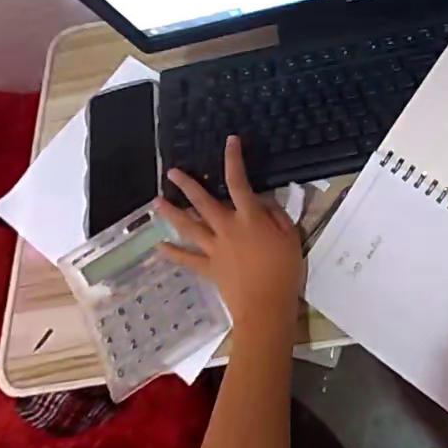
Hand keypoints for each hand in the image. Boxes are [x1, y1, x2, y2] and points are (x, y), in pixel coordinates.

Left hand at [157, 135, 303, 337]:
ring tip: (156, 202)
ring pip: (189, 226)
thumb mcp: (291, 236)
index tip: (230, 142)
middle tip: (172, 172)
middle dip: (187, 185)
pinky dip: (173, 253)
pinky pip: (187, 258)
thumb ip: (276, 216)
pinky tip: (159, 247)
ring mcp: (214, 248)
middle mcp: (227, 228)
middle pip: (203, 201)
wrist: (266, 306)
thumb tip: (263, 203)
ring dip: (172, 213)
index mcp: (249, 217)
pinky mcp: (208, 268)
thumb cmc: (284, 270)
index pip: (238, 182)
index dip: (233, 160)